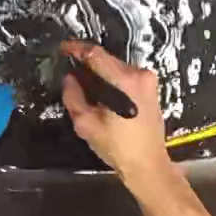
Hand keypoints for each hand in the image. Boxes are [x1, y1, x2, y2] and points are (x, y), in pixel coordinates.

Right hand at [60, 41, 170, 188]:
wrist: (148, 166)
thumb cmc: (120, 148)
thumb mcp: (86, 124)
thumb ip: (73, 97)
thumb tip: (70, 80)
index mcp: (125, 81)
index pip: (96, 54)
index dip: (76, 49)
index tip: (64, 49)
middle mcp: (140, 76)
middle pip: (107, 60)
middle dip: (88, 67)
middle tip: (72, 77)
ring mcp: (149, 83)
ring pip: (116, 69)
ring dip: (100, 76)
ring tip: (86, 92)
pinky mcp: (151, 91)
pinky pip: (126, 79)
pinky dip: (112, 83)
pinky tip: (103, 99)